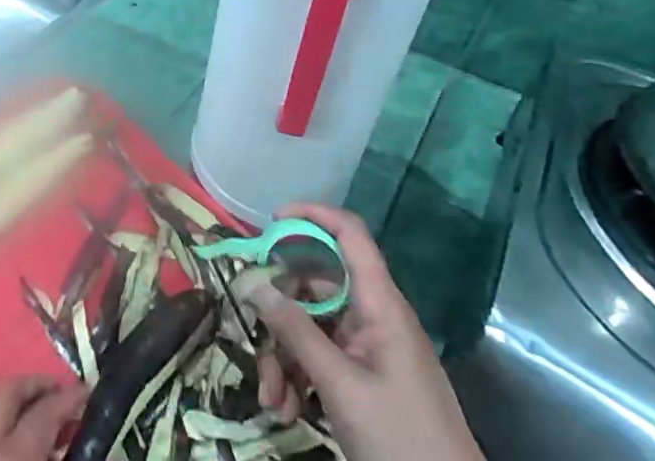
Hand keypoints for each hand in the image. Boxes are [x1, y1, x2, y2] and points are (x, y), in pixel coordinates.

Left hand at [0, 377, 88, 460]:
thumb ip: (61, 458)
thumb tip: (71, 439)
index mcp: (14, 455)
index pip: (44, 414)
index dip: (69, 398)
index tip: (87, 390)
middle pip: (6, 393)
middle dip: (33, 384)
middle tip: (56, 390)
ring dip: (3, 397)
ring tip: (25, 405)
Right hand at [245, 204, 483, 460]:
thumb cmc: (401, 439)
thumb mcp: (340, 385)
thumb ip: (296, 331)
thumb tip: (253, 283)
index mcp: (380, 305)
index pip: (350, 235)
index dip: (313, 216)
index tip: (271, 220)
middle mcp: (372, 316)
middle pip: (315, 286)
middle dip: (280, 313)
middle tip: (255, 337)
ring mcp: (366, 347)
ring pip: (309, 326)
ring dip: (283, 357)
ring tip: (272, 399)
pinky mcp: (361, 376)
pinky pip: (318, 357)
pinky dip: (297, 378)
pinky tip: (285, 409)